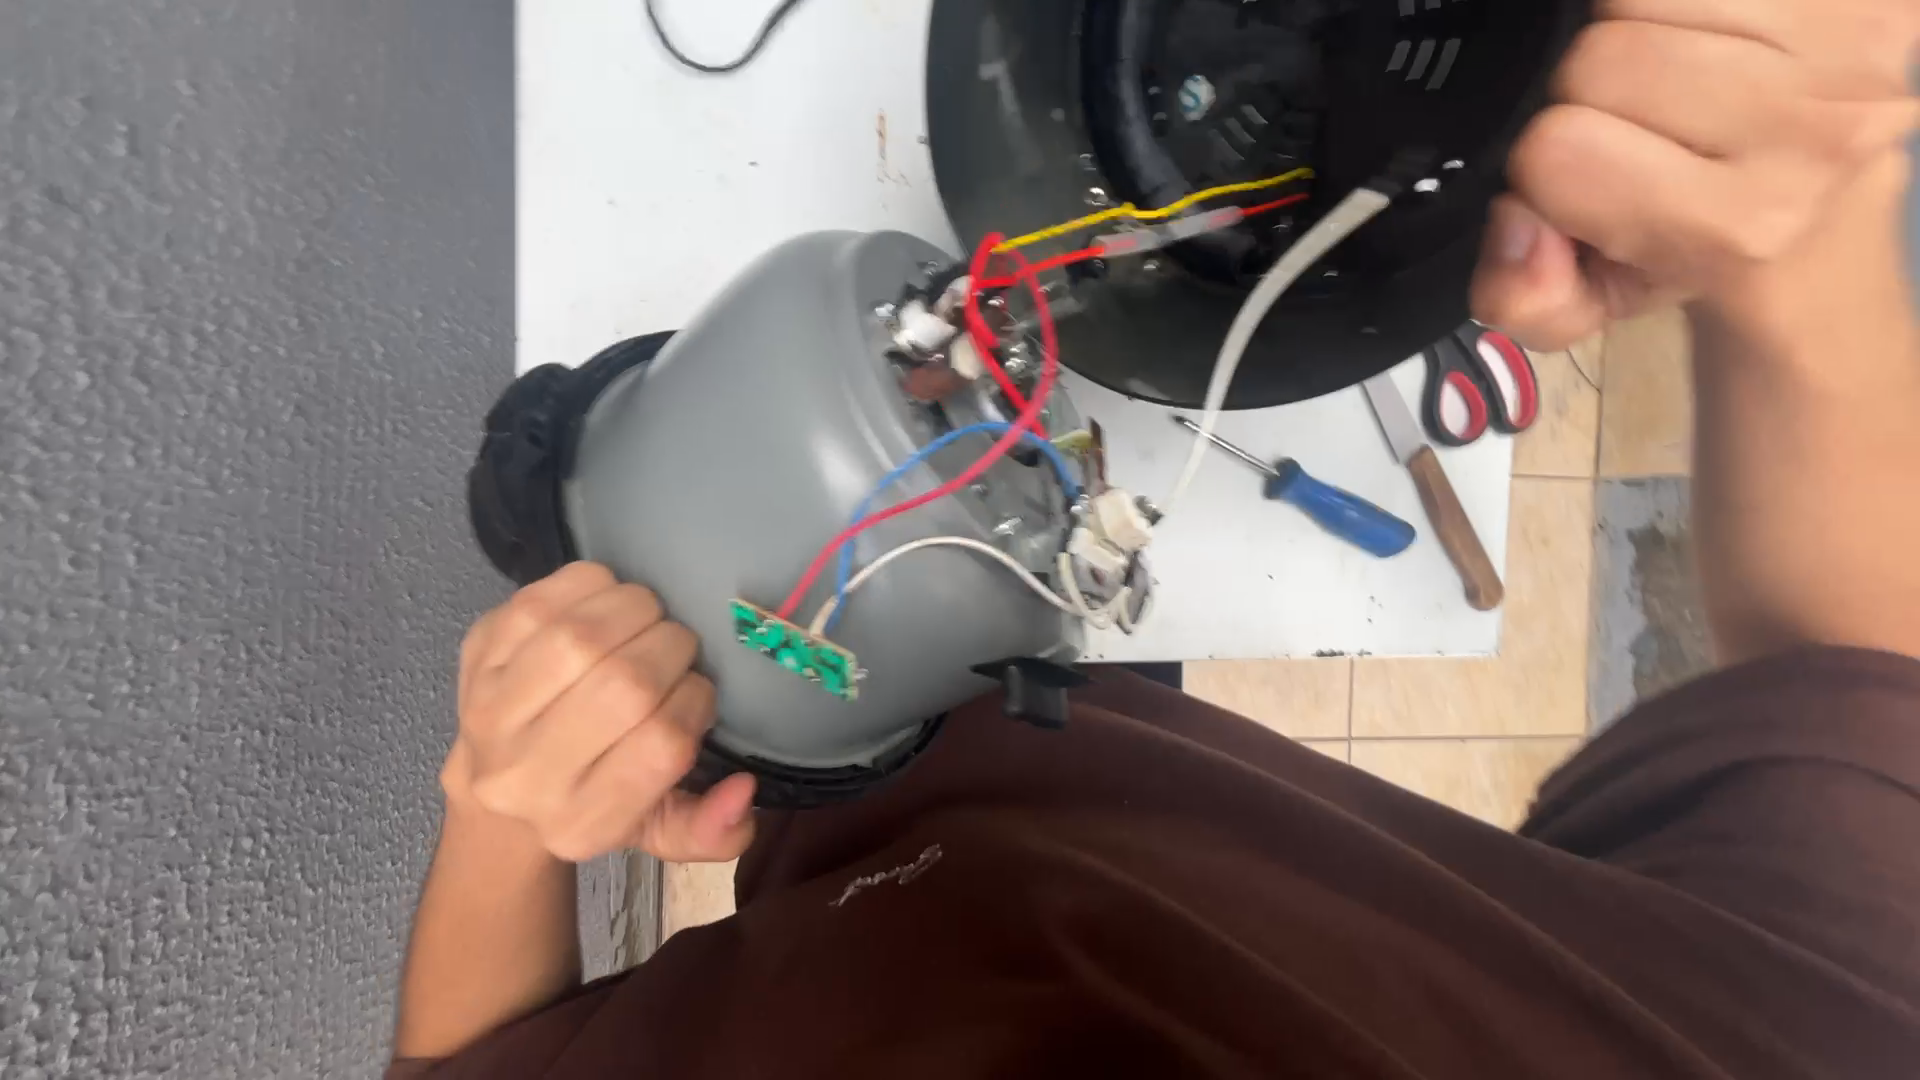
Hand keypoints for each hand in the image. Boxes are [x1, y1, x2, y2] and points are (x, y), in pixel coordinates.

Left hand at [444, 562, 755, 862]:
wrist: (495, 783)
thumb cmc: (594, 797)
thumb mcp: (661, 830)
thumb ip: (713, 830)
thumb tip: (744, 789)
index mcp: (582, 822)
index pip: (663, 745)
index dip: (696, 701)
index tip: (696, 691)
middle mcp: (526, 777)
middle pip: (624, 686)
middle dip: (672, 648)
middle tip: (679, 646)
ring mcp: (490, 714)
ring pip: (580, 637)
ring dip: (635, 610)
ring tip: (649, 617)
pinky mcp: (475, 658)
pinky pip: (543, 602)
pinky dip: (592, 586)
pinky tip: (606, 600)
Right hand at [1472, 0, 1918, 347]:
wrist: (1812, 234)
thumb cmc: (1671, 267)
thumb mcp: (1573, 315)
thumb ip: (1518, 295)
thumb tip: (1515, 219)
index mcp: (1731, 224)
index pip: (1554, 148)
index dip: (1535, 163)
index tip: (1566, 182)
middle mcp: (1815, 132)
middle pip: (1597, 58)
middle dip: (1579, 91)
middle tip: (1611, 128)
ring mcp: (1859, 45)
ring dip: (1626, 33)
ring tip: (1654, 82)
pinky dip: (1670, 6)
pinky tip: (1695, 44)